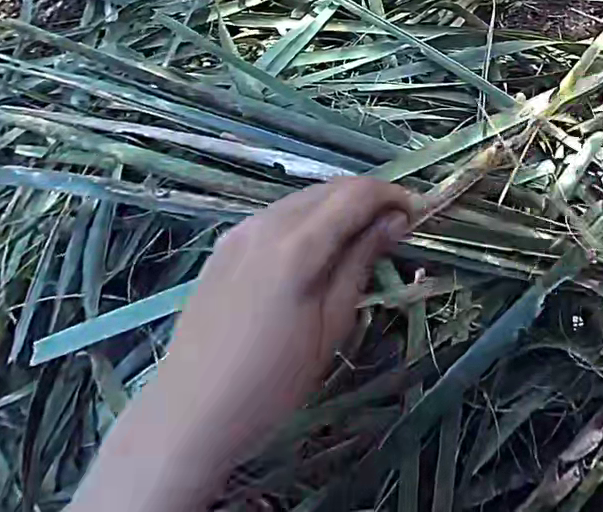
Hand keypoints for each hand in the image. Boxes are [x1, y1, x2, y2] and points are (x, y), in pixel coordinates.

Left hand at [72, 177, 414, 511]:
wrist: (188, 415)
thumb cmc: (272, 382)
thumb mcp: (331, 326)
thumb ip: (361, 262)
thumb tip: (394, 221)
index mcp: (297, 245)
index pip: (356, 193)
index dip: (390, 195)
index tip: (414, 213)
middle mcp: (267, 223)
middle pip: (330, 188)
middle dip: (367, 198)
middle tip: (393, 226)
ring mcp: (241, 230)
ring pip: (303, 197)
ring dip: (337, 205)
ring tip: (358, 237)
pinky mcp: (226, 243)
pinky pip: (277, 214)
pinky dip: (307, 217)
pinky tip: (313, 249)